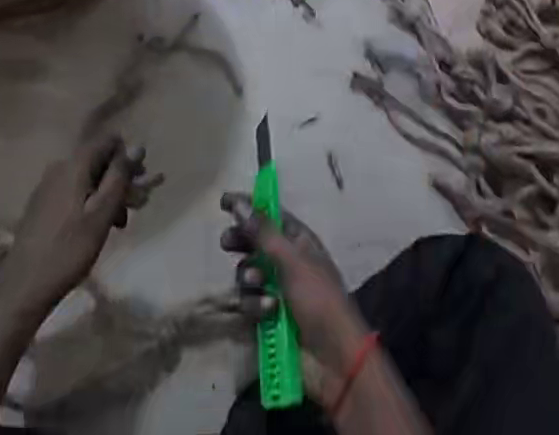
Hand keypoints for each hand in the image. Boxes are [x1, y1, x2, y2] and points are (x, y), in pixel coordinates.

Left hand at [0, 134, 159, 314]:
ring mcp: (47, 186)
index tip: (138, 183)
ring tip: (119, 224)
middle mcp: (59, 167)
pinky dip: (91, 202)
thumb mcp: (102, 214)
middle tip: (135, 207)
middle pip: (99, 159)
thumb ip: (120, 177)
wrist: (22, 289)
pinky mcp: (42, 204)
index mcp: (74, 165)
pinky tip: (96, 228)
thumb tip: (138, 146)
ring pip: (88, 178)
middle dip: (120, 179)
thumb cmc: (68, 250)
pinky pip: (74, 191)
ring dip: (107, 194)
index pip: (109, 140)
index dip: (128, 157)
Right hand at [220, 192, 367, 370]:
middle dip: (240, 242)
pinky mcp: (268, 315)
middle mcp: (287, 260)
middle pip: (254, 242)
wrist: (334, 357)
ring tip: (258, 282)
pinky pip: (250, 301)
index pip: (270, 214)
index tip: (223, 201)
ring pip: (247, 273)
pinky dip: (255, 304)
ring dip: (249, 276)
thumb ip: (262, 233)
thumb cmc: (319, 299)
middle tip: (228, 244)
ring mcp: (277, 288)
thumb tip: (239, 202)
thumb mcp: (291, 260)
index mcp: (299, 240)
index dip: (248, 205)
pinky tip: (267, 311)